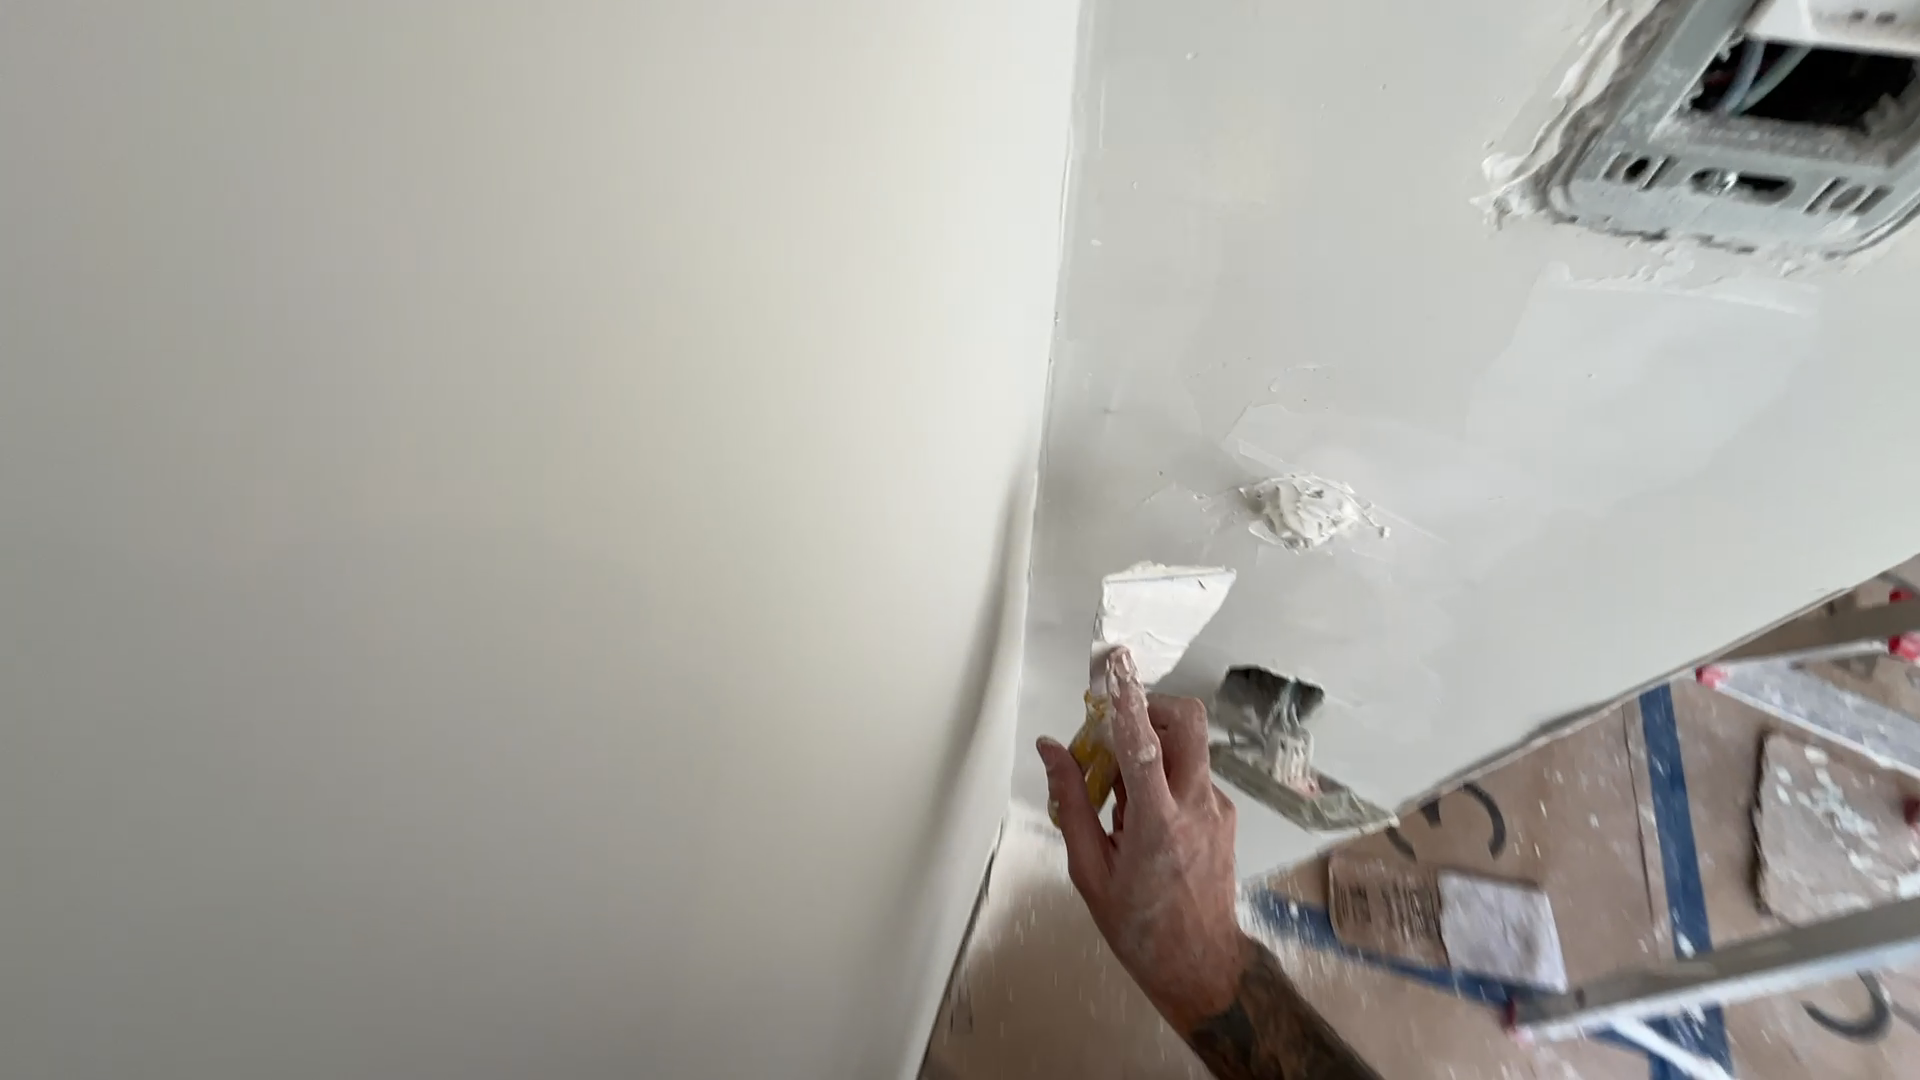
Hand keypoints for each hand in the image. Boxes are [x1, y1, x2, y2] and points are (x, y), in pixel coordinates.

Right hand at [1036, 646, 1250, 1033]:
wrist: (1204, 968)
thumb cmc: (1138, 925)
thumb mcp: (1089, 870)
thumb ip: (1071, 802)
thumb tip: (1050, 748)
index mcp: (1157, 825)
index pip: (1143, 748)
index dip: (1128, 702)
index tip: (1118, 666)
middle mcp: (1196, 806)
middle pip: (1188, 723)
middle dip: (1151, 705)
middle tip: (1117, 727)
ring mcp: (1217, 808)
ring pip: (1189, 745)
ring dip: (1153, 742)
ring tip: (1121, 788)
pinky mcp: (1224, 813)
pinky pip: (1191, 771)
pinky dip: (1164, 772)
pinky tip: (1144, 813)